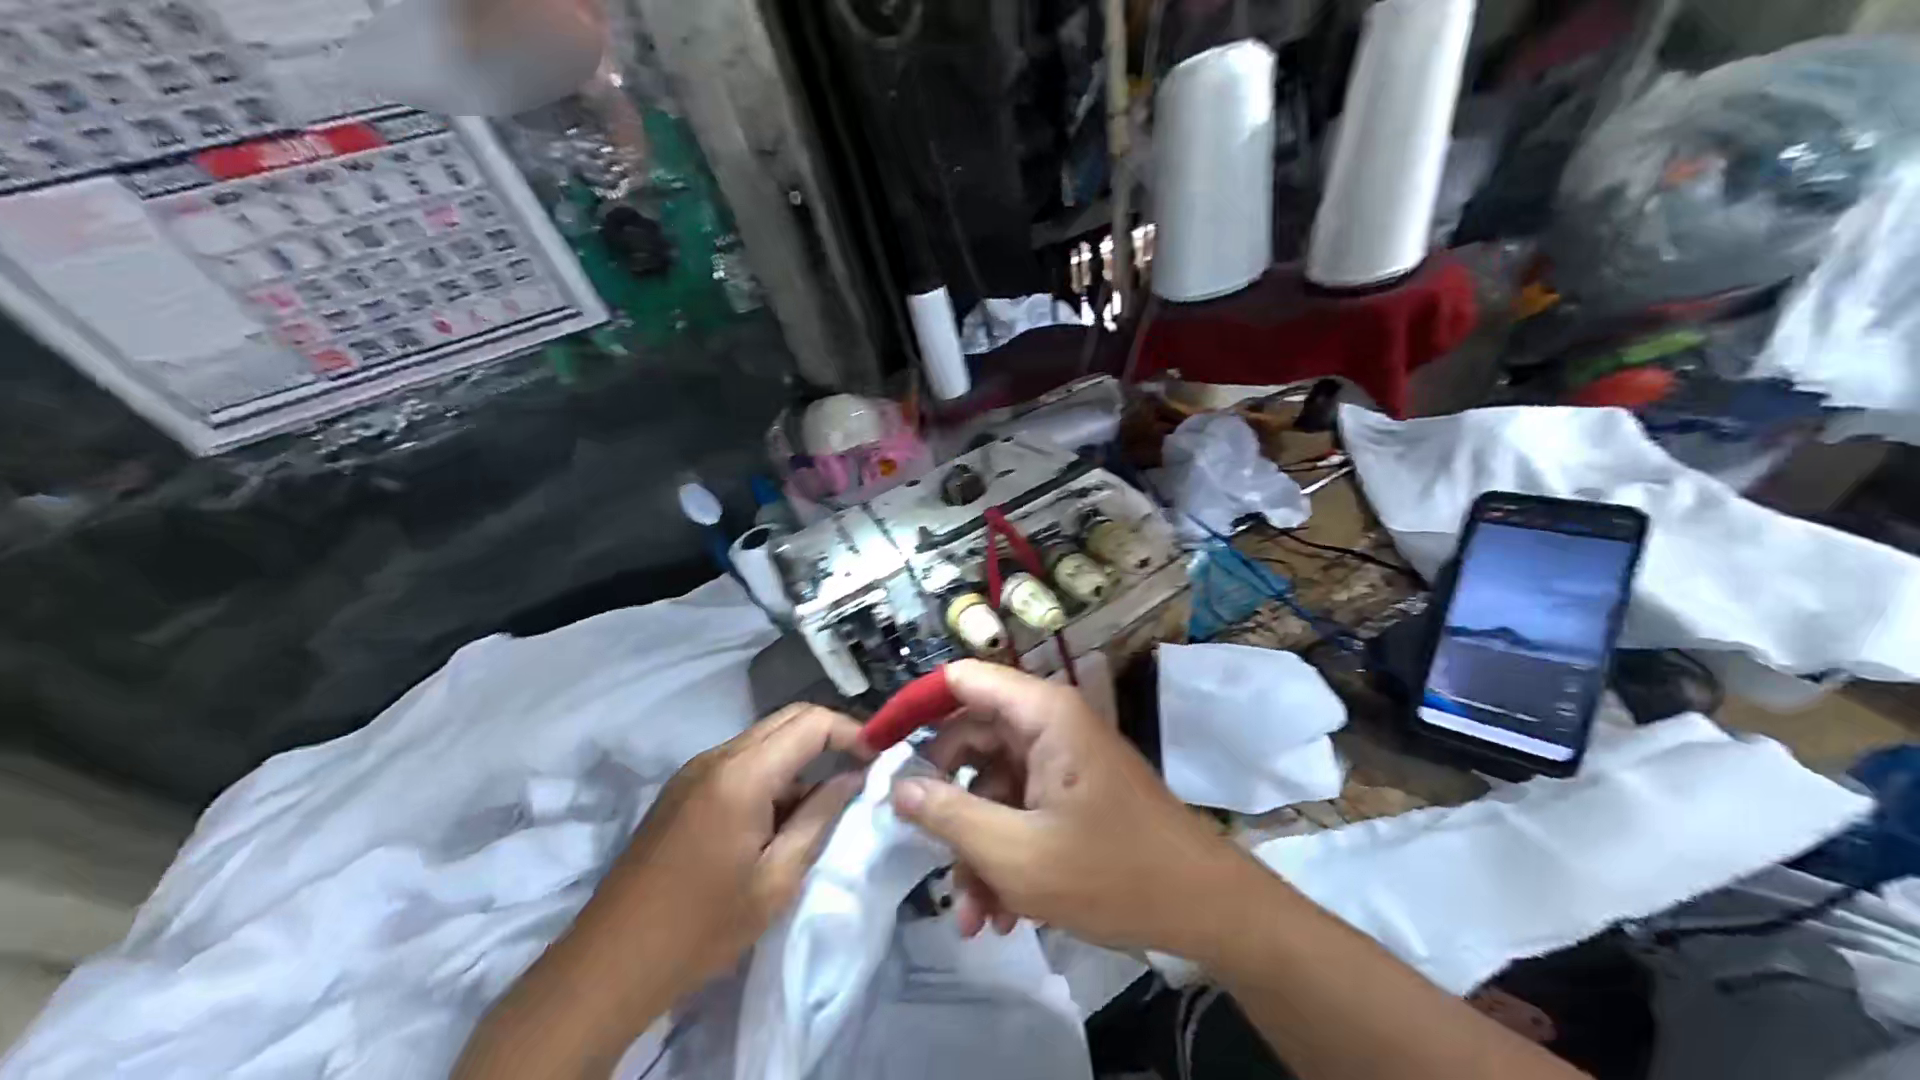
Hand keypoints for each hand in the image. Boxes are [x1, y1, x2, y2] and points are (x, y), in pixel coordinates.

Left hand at [583, 704, 868, 1001]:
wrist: (609, 964)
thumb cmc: (702, 928)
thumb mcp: (777, 879)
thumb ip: (820, 817)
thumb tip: (854, 778)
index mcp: (741, 774)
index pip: (811, 722)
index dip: (853, 731)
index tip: (881, 758)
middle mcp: (716, 757)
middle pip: (787, 719)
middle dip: (831, 735)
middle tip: (862, 770)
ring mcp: (694, 770)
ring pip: (764, 739)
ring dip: (801, 757)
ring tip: (825, 803)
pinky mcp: (683, 789)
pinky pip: (741, 761)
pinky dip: (773, 773)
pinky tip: (781, 817)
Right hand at [890, 660, 1263, 961]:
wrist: (1206, 909)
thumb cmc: (1112, 871)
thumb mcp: (1016, 853)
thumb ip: (948, 814)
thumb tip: (897, 785)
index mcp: (1041, 714)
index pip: (960, 681)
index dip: (914, 709)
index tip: (877, 750)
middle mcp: (1049, 725)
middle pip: (971, 741)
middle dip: (948, 806)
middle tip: (929, 854)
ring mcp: (1062, 760)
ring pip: (992, 787)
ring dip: (975, 847)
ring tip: (974, 914)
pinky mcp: (1071, 793)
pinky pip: (1019, 810)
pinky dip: (1003, 855)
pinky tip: (1001, 914)